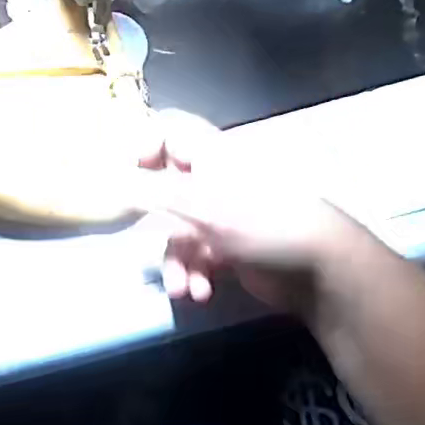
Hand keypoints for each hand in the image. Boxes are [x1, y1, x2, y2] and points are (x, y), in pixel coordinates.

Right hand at [138, 110, 381, 314]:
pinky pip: (196, 256)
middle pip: (164, 191)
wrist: (315, 269)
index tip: (126, 178)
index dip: (142, 148)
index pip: (167, 131)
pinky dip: (194, 275)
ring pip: (177, 233)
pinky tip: (201, 292)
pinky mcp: (229, 248)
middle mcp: (213, 180)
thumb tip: (109, 180)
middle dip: (156, 228)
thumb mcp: (200, 204)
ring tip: (183, 288)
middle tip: (147, 242)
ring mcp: (222, 215)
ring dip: (176, 263)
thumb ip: (151, 191)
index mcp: (210, 154)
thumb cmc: (259, 222)